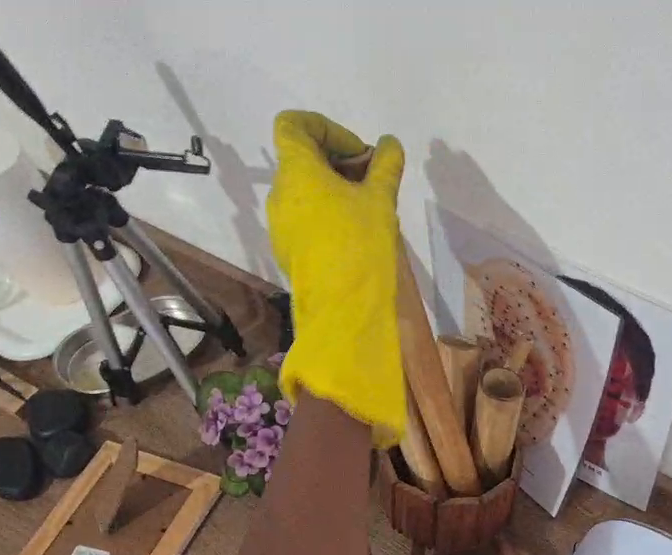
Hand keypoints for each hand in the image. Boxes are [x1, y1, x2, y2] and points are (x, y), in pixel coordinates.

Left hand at [265, 111, 406, 447]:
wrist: (342, 312)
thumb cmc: (360, 247)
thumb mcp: (380, 202)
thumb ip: (385, 167)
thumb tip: (390, 145)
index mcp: (297, 172)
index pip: (295, 125)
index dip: (327, 128)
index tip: (359, 154)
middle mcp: (281, 194)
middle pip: (303, 159)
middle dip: (339, 163)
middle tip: (374, 183)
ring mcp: (281, 226)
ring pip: (306, 192)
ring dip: (336, 192)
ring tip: (370, 213)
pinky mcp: (290, 252)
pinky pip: (306, 220)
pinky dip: (329, 217)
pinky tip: (357, 238)